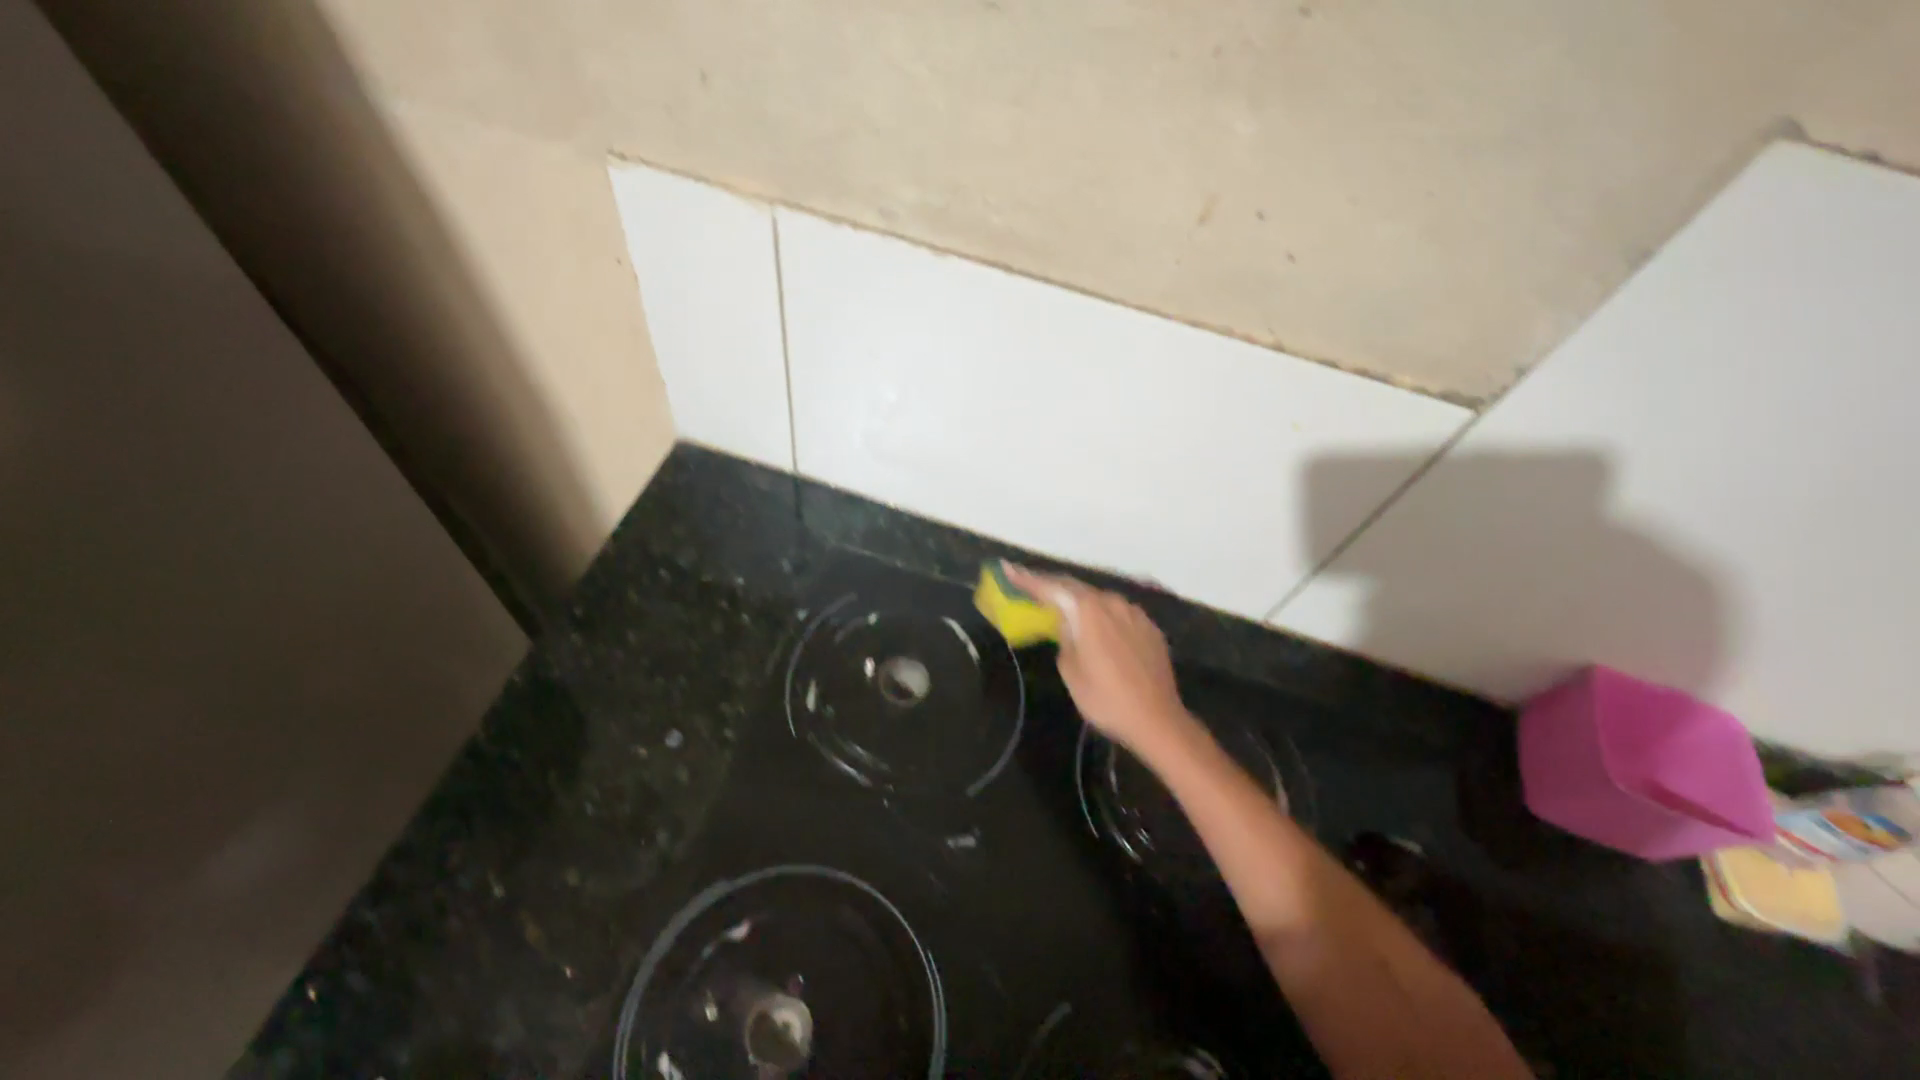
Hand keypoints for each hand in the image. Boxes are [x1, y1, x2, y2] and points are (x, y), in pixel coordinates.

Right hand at [1001, 563, 1200, 760]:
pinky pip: (1119, 615)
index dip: (1027, 579)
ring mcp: (1135, 614)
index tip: (1008, 569)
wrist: (1156, 719)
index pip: (1052, 588)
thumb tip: (1067, 625)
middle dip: (1053, 588)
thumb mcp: (1071, 671)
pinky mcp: (1150, 628)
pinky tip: (1099, 632)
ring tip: (1066, 612)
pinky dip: (1104, 618)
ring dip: (1082, 605)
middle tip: (1032, 588)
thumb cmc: (1105, 699)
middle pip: (1077, 590)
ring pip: (1101, 602)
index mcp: (1088, 610)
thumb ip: (1064, 638)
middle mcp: (1113, 603)